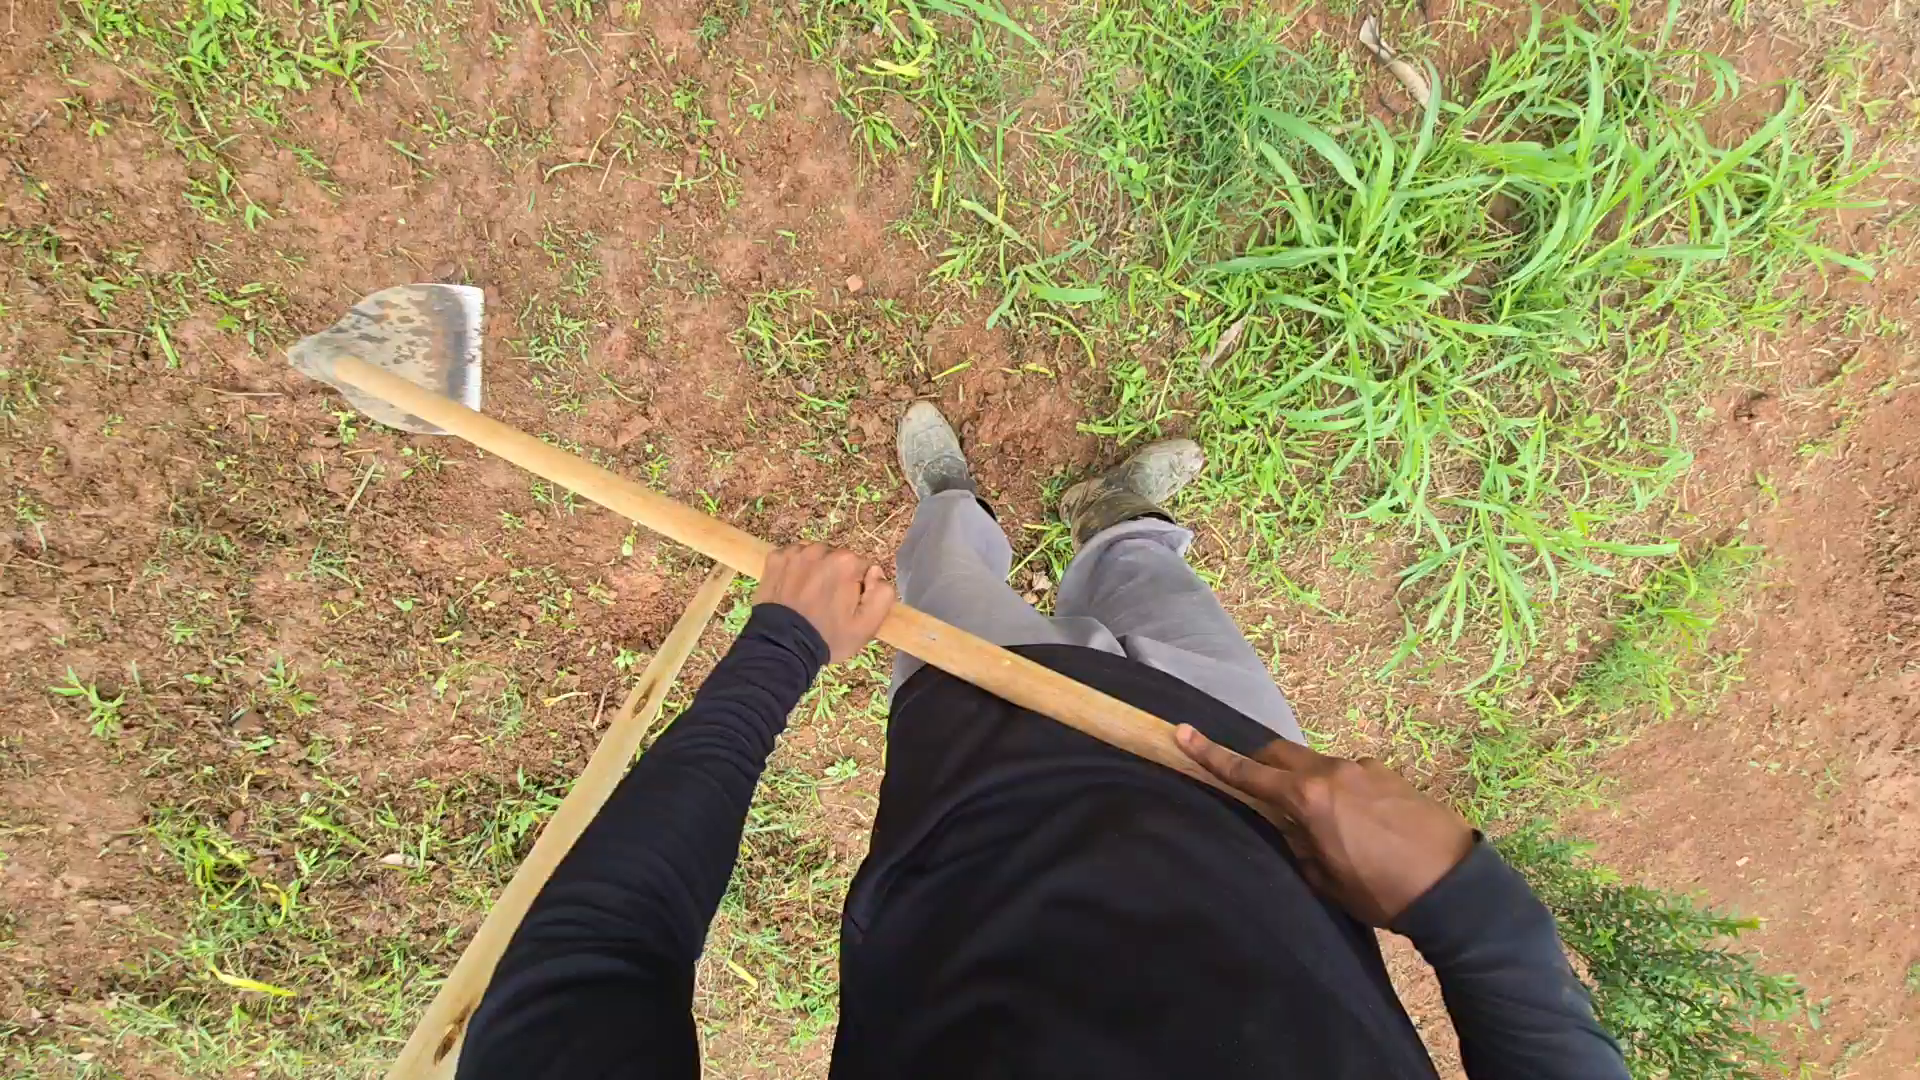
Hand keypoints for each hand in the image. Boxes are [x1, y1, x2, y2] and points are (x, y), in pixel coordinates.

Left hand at [752, 543, 895, 662]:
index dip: (858, 587)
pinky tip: (793, 589)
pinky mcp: (775, 559)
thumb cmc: (828, 637)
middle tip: (828, 603)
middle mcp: (821, 550)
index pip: (862, 567)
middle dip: (837, 576)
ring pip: (816, 556)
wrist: (781, 647)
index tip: (847, 605)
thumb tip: (875, 572)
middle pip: (838, 559)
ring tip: (809, 597)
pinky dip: (795, 569)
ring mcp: (795, 553)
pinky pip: (793, 557)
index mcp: (847, 562)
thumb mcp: (867, 625)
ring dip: (816, 570)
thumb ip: (883, 594)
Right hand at [1176, 724, 1473, 925]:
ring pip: (1317, 764)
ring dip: (1308, 782)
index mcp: (1307, 798)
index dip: (1211, 754)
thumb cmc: (1384, 893)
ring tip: (1330, 823)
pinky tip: (1366, 823)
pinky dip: (1343, 790)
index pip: (1247, 772)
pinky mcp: (1390, 774)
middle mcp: (1331, 771)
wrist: (1461, 891)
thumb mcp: (1328, 880)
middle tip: (1261, 788)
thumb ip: (1299, 846)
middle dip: (1262, 762)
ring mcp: (1363, 768)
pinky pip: (1351, 774)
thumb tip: (1292, 830)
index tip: (1183, 732)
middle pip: (1280, 752)